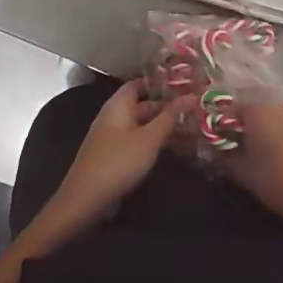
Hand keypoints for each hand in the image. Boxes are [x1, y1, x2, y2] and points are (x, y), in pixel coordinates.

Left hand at [32, 81, 193, 243]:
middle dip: (166, 107)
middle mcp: (112, 117)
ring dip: (161, 126)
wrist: (87, 198)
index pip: (139, 84)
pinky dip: (152, 141)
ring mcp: (111, 137)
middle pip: (141, 105)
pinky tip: (170, 148)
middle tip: (195, 110)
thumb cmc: (119, 162)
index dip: (160, 83)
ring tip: (190, 128)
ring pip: (140, 125)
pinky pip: (135, 141)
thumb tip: (191, 96)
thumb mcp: (149, 139)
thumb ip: (169, 117)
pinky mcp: (112, 156)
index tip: (185, 85)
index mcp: (117, 105)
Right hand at [219, 101, 282, 252]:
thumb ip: (223, 155)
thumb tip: (216, 146)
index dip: (222, 123)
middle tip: (246, 149)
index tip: (221, 141)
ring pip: (281, 115)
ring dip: (273, 128)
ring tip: (274, 155)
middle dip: (248, 124)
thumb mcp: (241, 174)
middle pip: (257, 108)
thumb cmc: (281, 186)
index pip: (229, 107)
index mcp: (258, 111)